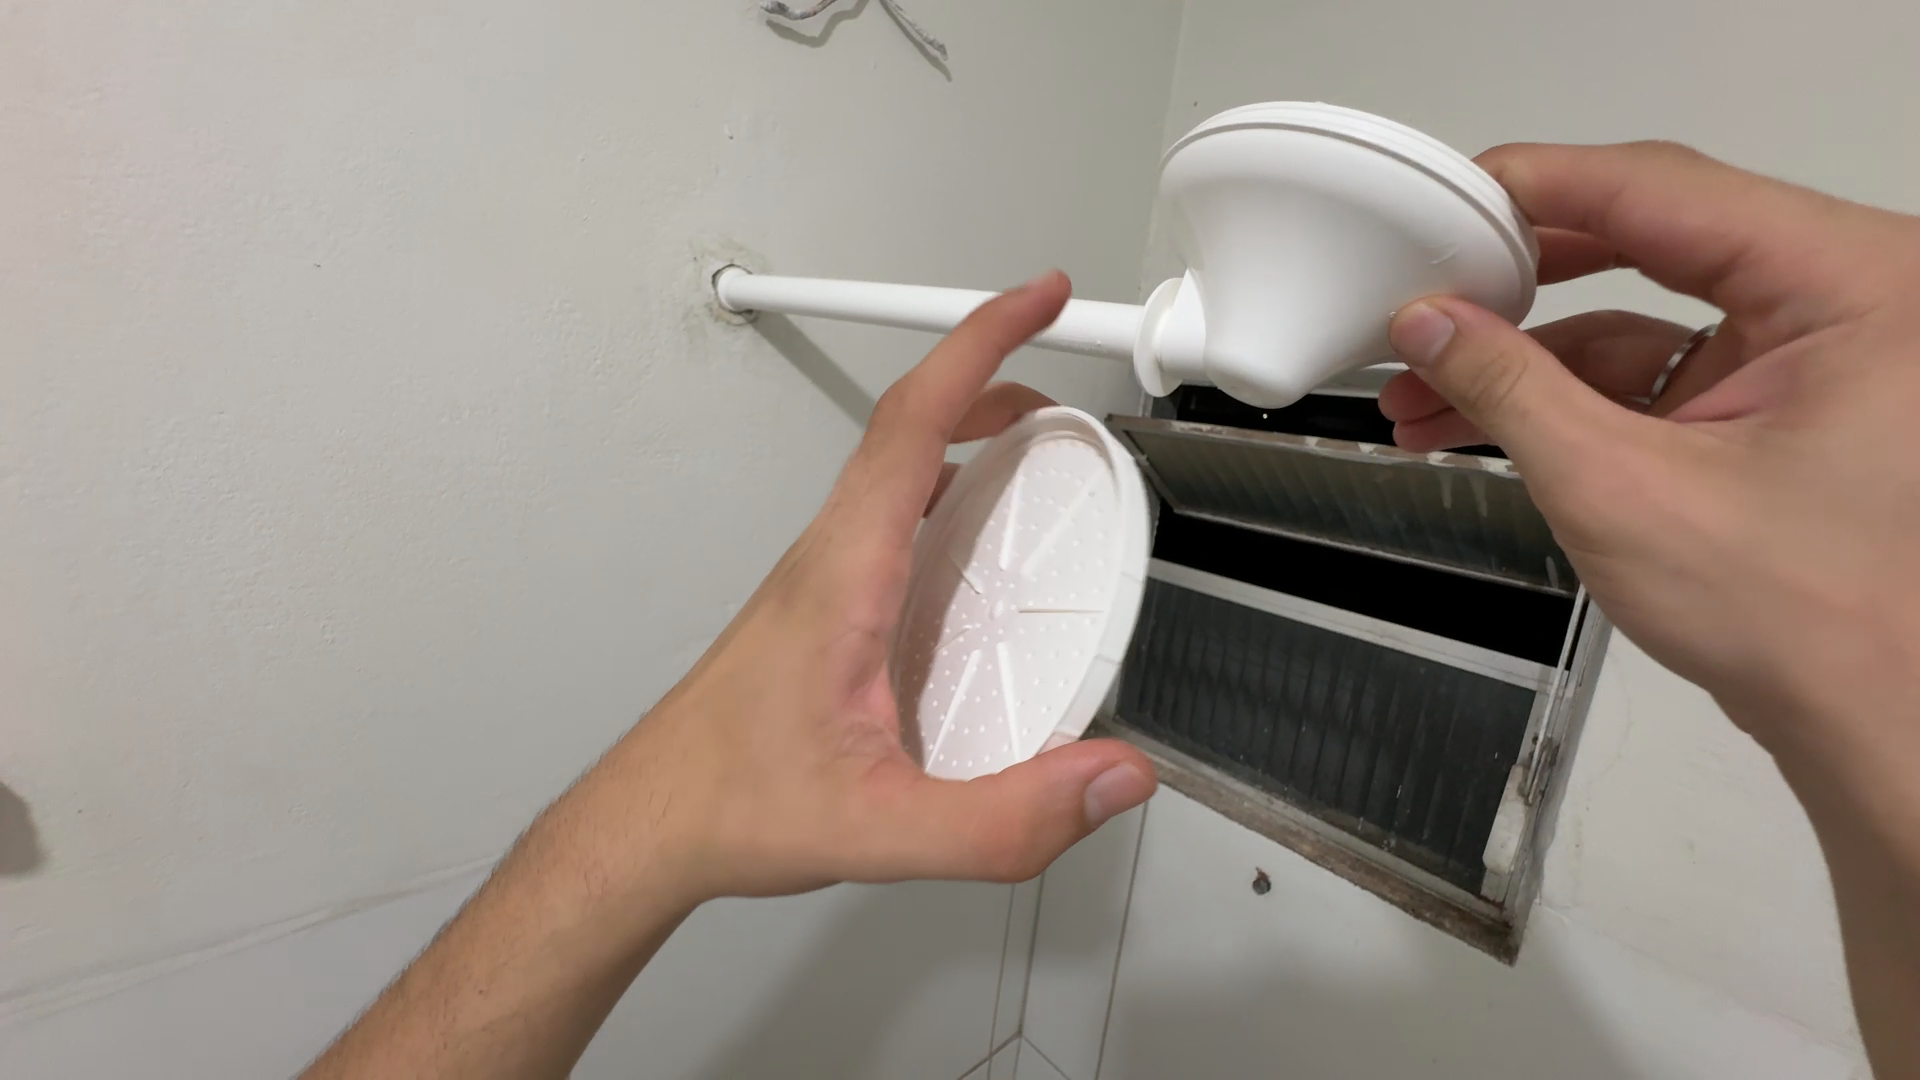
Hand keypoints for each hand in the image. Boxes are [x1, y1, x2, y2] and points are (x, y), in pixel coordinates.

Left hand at [300, 273, 1158, 1079]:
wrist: (657, 817)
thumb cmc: (736, 802)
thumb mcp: (884, 827)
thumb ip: (1005, 818)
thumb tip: (1112, 775)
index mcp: (847, 572)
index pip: (913, 420)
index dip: (979, 345)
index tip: (1036, 300)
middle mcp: (833, 553)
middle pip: (910, 425)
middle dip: (989, 380)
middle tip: (1059, 390)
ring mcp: (827, 570)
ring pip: (898, 465)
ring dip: (966, 432)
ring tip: (1035, 451)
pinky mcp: (829, 597)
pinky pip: (892, 512)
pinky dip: (945, 490)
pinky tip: (978, 544)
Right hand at [1379, 141, 1919, 1073]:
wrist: (1867, 713)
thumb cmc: (1804, 615)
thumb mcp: (1614, 482)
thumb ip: (1508, 387)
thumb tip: (1429, 324)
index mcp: (1855, 286)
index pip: (1662, 191)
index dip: (1536, 187)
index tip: (1449, 194)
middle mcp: (1840, 302)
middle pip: (1637, 243)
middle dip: (1508, 285)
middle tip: (1420, 298)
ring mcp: (1796, 357)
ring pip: (1617, 321)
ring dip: (1509, 359)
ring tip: (1416, 396)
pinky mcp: (1752, 405)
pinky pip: (1626, 375)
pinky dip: (1542, 398)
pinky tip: (1466, 425)